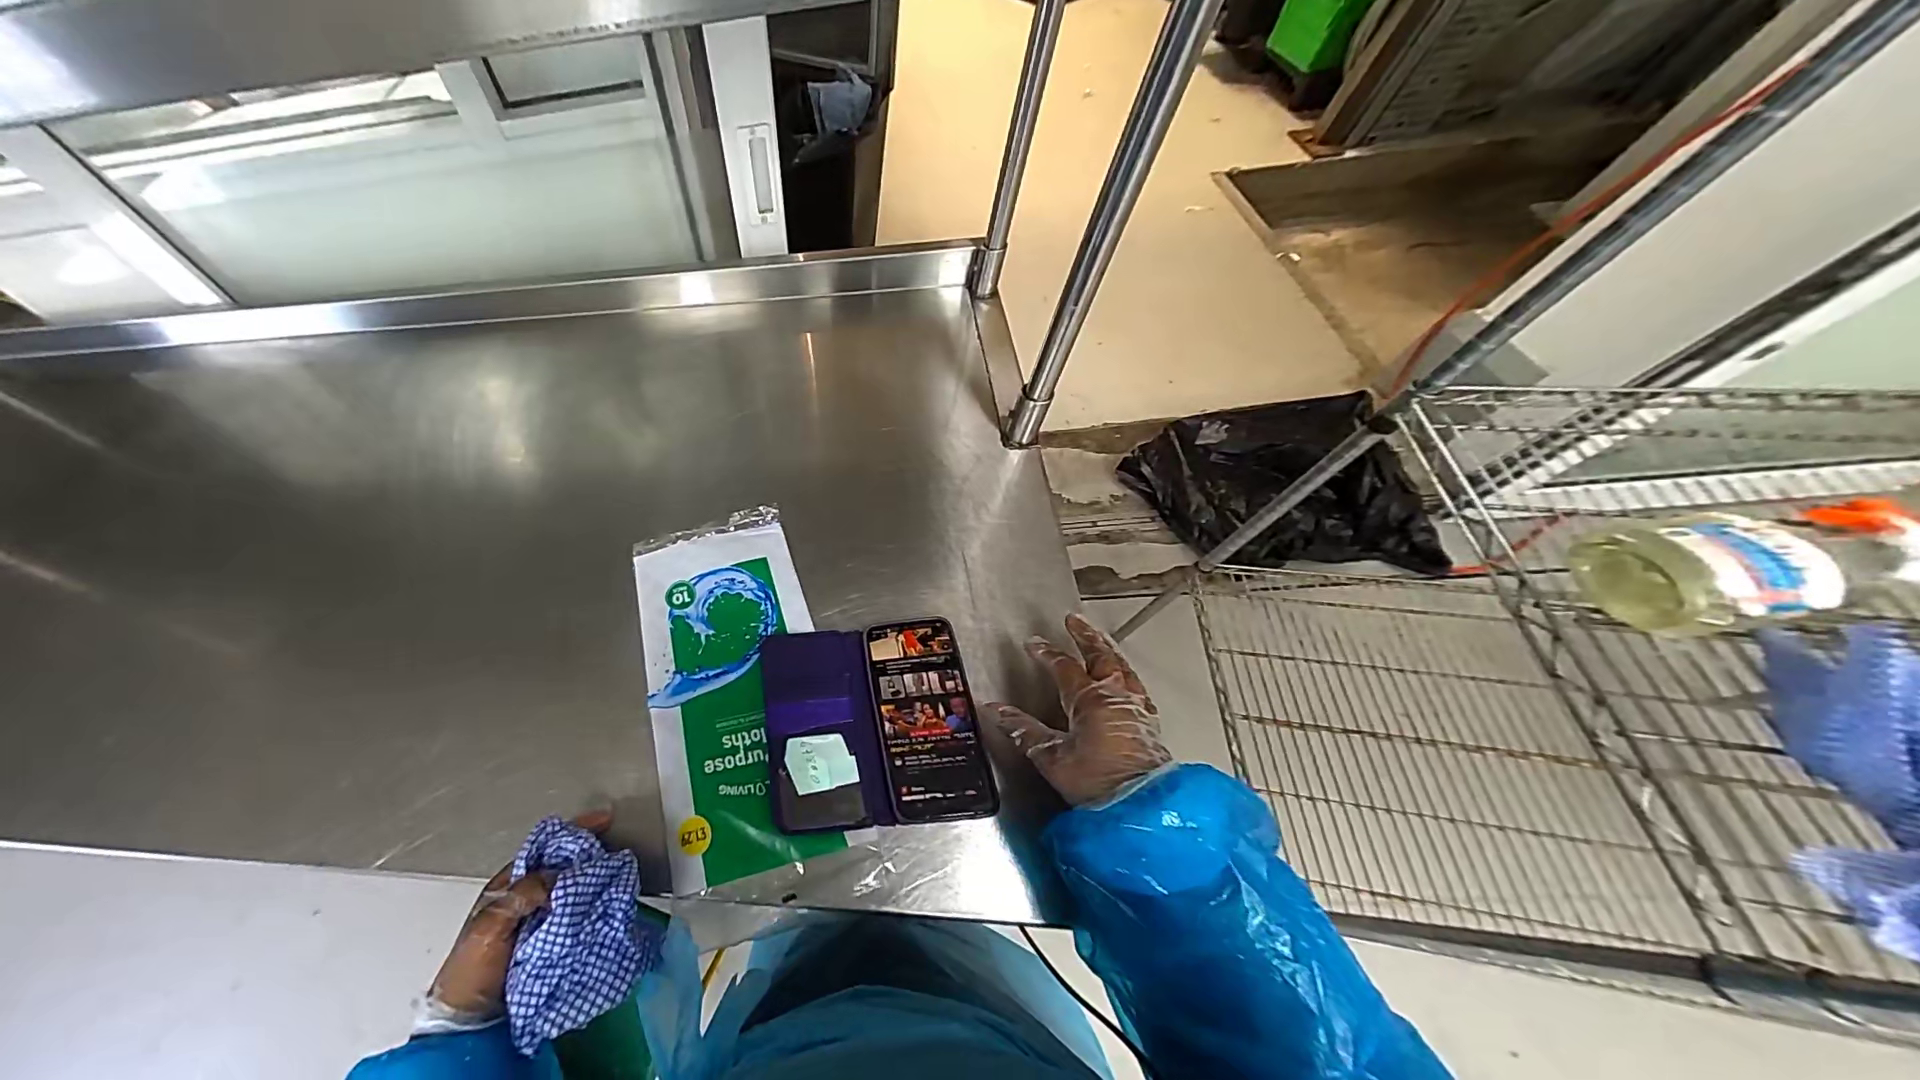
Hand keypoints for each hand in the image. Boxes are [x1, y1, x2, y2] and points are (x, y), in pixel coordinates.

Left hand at [426, 810, 612, 1018]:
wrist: (472, 1026)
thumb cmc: (470, 975)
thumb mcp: (487, 927)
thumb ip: (521, 894)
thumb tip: (559, 875)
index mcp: (507, 886)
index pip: (546, 847)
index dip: (575, 830)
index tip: (604, 820)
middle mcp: (529, 896)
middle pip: (567, 862)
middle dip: (593, 852)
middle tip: (616, 849)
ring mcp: (545, 916)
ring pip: (577, 885)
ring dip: (597, 877)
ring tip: (618, 873)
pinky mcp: (559, 937)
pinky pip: (584, 910)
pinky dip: (599, 902)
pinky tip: (611, 901)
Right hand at [988, 614, 1171, 805]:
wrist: (1142, 805)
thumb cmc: (1098, 782)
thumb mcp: (1051, 757)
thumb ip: (1023, 730)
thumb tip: (996, 711)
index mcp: (1090, 699)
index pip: (1063, 666)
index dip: (1046, 652)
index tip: (1033, 644)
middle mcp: (1116, 695)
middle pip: (1100, 654)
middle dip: (1084, 635)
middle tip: (1074, 621)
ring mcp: (1136, 705)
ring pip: (1121, 665)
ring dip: (1107, 648)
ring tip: (1099, 638)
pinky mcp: (1148, 720)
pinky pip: (1136, 683)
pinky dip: (1126, 670)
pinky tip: (1125, 676)